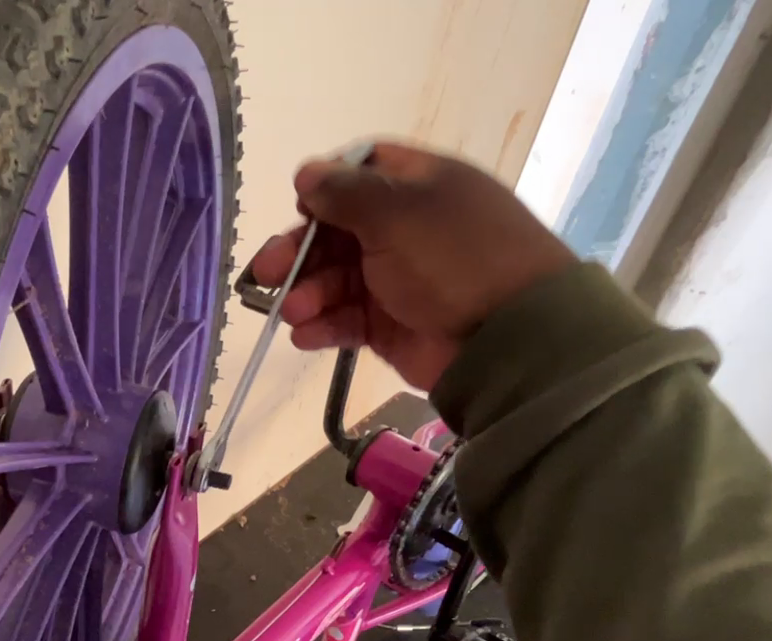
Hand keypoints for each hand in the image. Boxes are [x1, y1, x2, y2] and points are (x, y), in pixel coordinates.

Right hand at [249, 140, 576, 391]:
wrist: (505, 338)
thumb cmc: (454, 259)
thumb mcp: (399, 213)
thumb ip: (346, 192)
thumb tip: (306, 172)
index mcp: (416, 187)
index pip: (360, 171)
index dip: (325, 188)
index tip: (302, 208)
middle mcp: (402, 229)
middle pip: (334, 231)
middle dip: (297, 251)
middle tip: (266, 272)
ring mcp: (394, 279)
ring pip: (332, 279)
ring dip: (306, 293)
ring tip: (294, 312)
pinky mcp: (386, 325)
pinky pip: (343, 320)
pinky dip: (321, 326)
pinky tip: (305, 335)